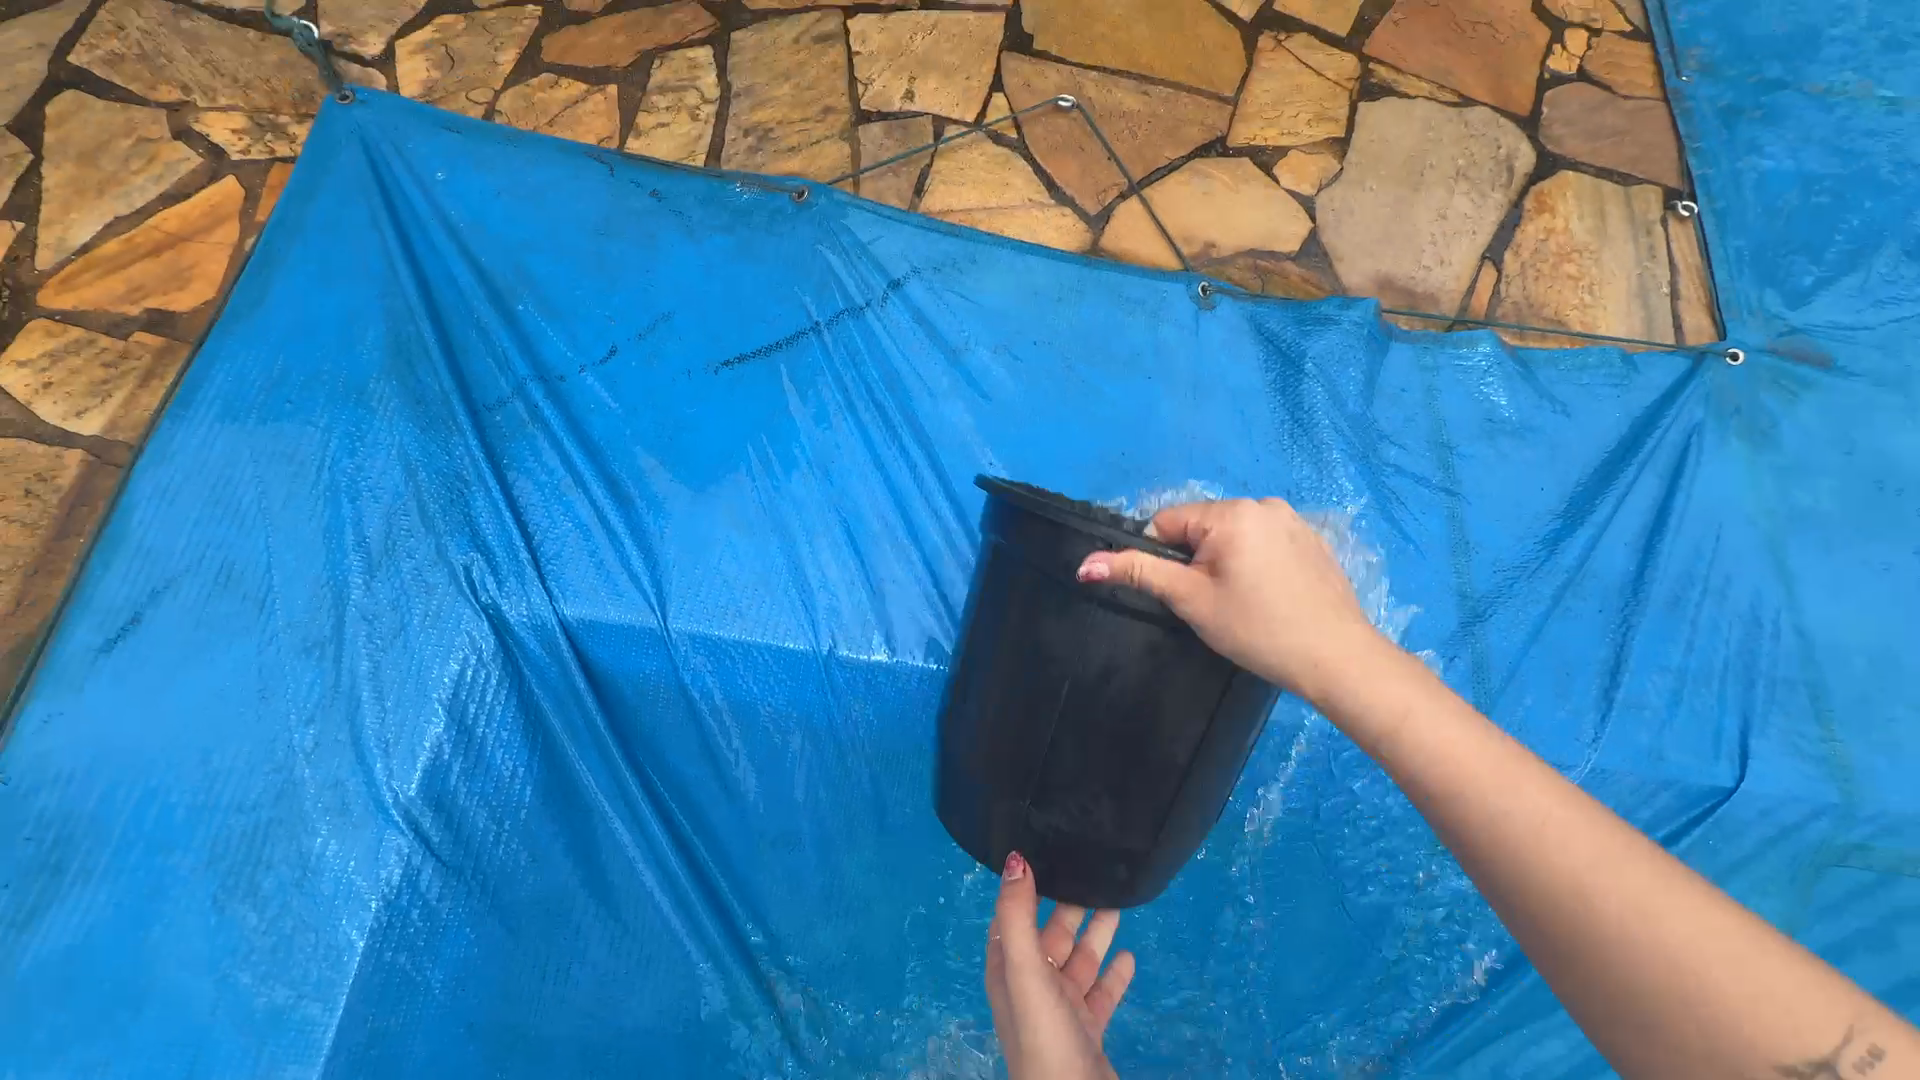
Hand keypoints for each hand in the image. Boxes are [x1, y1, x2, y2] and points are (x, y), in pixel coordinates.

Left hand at [985, 852, 1135, 1079]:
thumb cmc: (1044, 1032)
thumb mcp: (1025, 970)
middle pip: (1050, 936)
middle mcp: (1031, 988)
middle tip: (1093, 873)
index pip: (1012, 919)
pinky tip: (1129, 956)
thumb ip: (1018, 915)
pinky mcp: (1088, 1031)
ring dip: (1095, 933)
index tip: (1045, 857)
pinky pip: (1101, 993)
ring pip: (1079, 961)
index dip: (1024, 890)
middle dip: (1068, 906)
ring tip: (1117, 903)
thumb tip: (1014, 859)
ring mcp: (1061, 1011)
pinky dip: (1113, 974)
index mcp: (1008, 971)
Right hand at [1076, 497, 1387, 705]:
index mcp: (1230, 512)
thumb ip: (1137, 572)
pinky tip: (1270, 597)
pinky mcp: (1313, 540)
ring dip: (1225, 562)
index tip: (1184, 594)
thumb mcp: (1189, 600)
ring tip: (1243, 603)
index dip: (1164, 560)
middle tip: (1214, 603)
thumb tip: (1084, 564)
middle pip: (1201, 527)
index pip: (1167, 522)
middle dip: (1196, 561)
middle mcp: (1264, 503)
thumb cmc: (1256, 629)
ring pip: (1233, 536)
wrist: (1337, 658)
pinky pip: (1264, 543)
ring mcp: (1293, 520)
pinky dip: (1256, 564)